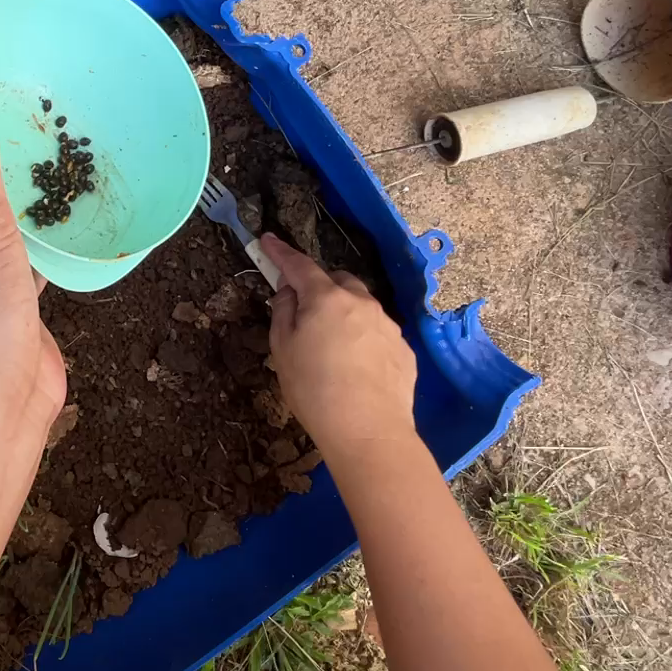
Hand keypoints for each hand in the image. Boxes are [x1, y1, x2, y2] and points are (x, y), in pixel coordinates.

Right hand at [260, 233, 415, 455]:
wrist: (367, 431)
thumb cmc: (313, 387)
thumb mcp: (282, 347)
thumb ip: (283, 311)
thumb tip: (290, 292)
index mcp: (326, 298)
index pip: (299, 265)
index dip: (280, 252)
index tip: (267, 239)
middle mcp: (361, 303)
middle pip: (337, 281)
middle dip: (320, 287)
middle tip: (303, 312)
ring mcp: (387, 326)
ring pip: (360, 306)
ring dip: (343, 314)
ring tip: (331, 348)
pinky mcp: (404, 350)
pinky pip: (377, 332)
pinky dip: (363, 338)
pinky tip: (354, 367)